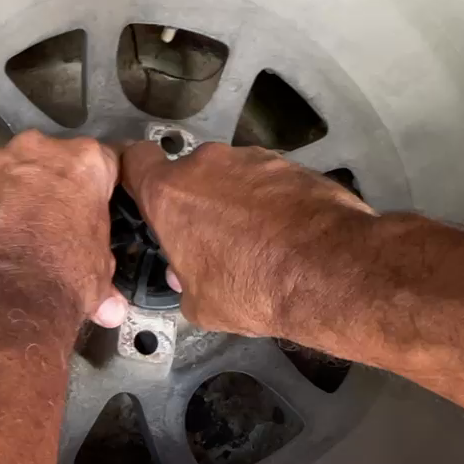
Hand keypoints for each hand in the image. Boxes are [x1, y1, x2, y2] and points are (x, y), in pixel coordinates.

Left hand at [0, 130, 126, 327]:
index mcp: (86, 162)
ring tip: (10, 231)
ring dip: (11, 192)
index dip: (95, 187)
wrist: (3, 297)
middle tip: (47, 221)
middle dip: (49, 185)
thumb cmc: (60, 279)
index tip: (88, 205)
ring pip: (8, 170)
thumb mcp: (98, 274)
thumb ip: (102, 269)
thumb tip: (112, 305)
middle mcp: (40, 149)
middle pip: (49, 159)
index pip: (101, 162)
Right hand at [120, 141, 375, 344]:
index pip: (135, 161)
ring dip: (232, 201)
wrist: (329, 271)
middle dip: (192, 201)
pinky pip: (265, 181)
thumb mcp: (198, 304)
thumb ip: (182, 281)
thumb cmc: (252, 287)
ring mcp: (251, 159)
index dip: (134, 173)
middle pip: (186, 174)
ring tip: (250, 240)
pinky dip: (267, 202)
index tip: (138, 188)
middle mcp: (206, 165)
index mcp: (169, 195)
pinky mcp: (291, 164)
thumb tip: (184, 274)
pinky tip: (280, 234)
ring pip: (228, 176)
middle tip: (204, 237)